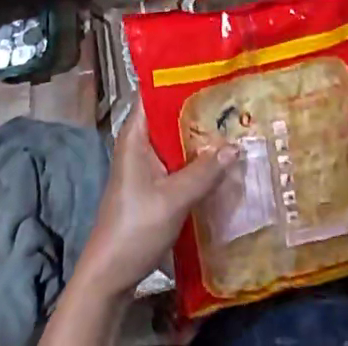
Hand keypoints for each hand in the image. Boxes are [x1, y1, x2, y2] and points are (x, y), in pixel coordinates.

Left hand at [74, 103, 236, 298]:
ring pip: (175, 144)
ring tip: (236, 130)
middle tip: (235, 106)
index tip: (210, 76)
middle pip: (168, 119)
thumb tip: (235, 146)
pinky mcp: (152, 186)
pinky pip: (177, 165)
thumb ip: (204, 172)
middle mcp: (138, 144)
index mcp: (135, 136)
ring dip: (200, 141)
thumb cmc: (136, 225)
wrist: (111, 271)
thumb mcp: (174, 198)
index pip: (154, 96)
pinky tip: (222, 166)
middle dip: (198, 114)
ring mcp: (145, 166)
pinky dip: (196, 163)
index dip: (179, 84)